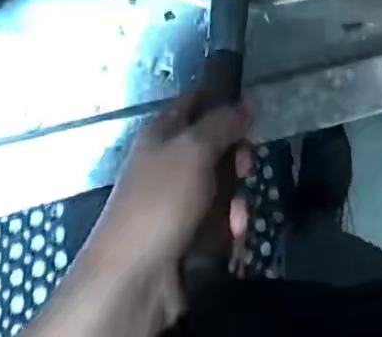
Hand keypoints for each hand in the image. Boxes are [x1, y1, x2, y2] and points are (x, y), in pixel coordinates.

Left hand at [38, 94, 250, 336]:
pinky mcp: (185, 234)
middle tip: (245, 168)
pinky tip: (232, 235)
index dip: (223, 103)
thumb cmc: (160, 201)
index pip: (196, 102)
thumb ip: (223, 123)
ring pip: (220, 185)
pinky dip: (228, 226)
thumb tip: (246, 102)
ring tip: (237, 216)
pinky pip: (216, 219)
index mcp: (162, 132)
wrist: (130, 279)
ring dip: (236, 198)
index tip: (250, 115)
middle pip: (214, 146)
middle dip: (236, 158)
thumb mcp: (195, 150)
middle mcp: (168, 161)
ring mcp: (176, 200)